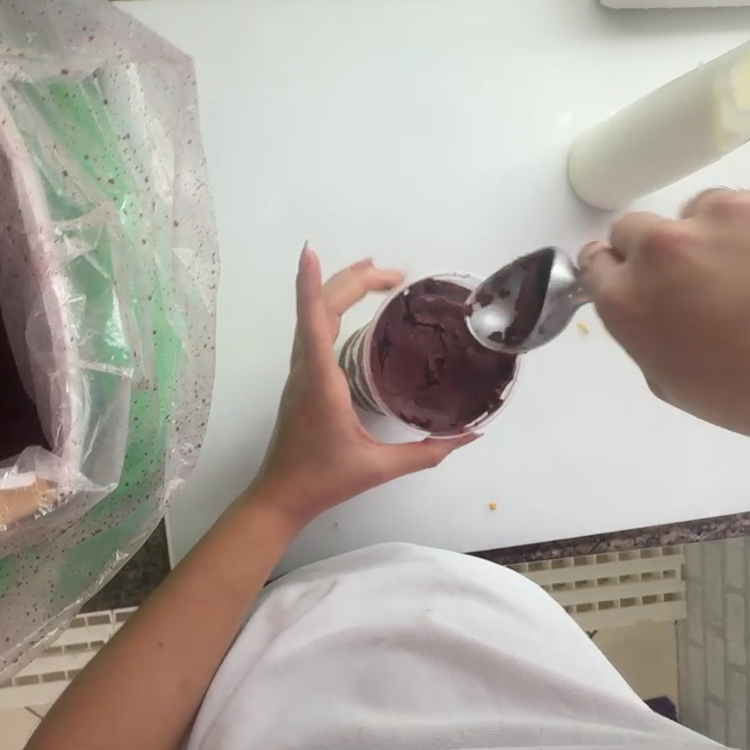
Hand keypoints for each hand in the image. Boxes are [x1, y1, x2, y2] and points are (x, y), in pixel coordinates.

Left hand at [244, 246, 475, 529]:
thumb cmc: (323, 482)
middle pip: (318, 310)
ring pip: (311, 318)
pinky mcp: (300, 381)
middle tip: (397, 274)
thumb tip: (470, 435)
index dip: (312, 285)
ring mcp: (298, 374)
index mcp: (320, 384)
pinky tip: (349, 307)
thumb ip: (427, 452)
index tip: (310, 252)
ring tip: (376, 274)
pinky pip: (311, 332)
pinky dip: (328, 309)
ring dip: (339, 290)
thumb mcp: (379, 468)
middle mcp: (305, 371)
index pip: (314, 323)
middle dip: (354, 281)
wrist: (280, 497)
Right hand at [579, 180, 749, 456]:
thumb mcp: (668, 378)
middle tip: (695, 279)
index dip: (615, 271)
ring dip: (715, 233)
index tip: (632, 280)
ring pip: (702, 209)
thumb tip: (649, 300)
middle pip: (636, 227)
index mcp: (628, 299)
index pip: (596, 261)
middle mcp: (665, 246)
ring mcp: (728, 211)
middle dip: (655, 249)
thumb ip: (643, 327)